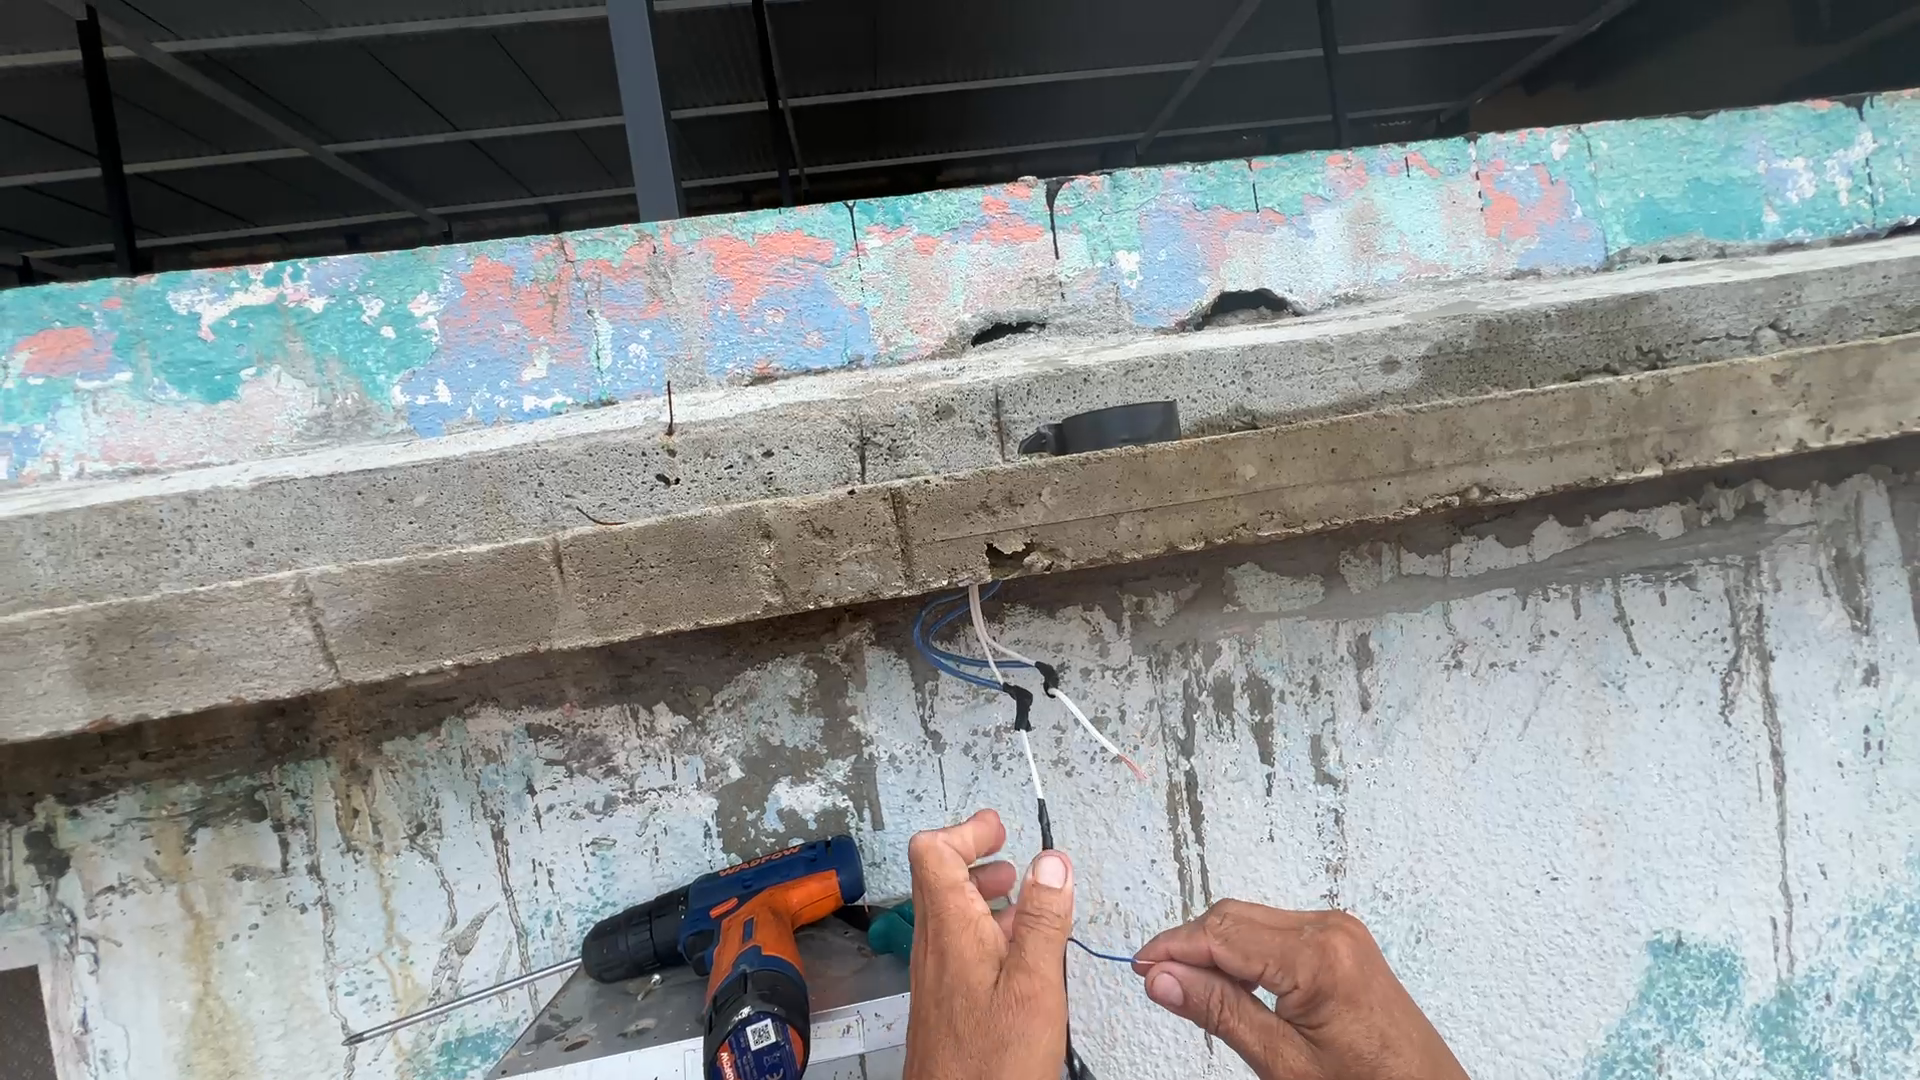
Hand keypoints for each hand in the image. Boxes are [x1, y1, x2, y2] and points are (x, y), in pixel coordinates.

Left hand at [901, 809, 1074, 1079]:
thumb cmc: (990, 1066)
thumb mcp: (1033, 986)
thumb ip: (1042, 920)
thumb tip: (1052, 862)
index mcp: (950, 928)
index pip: (932, 851)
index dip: (965, 830)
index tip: (997, 827)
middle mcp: (934, 943)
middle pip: (937, 874)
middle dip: (974, 851)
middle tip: (1004, 843)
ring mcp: (934, 971)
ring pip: (948, 907)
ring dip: (981, 887)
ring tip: (1018, 889)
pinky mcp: (943, 996)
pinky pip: (956, 939)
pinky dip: (984, 923)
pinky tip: (1015, 945)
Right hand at [1134, 901, 1467, 1079]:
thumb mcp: (1286, 1066)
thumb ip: (1219, 1012)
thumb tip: (1160, 977)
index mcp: (1318, 955)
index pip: (1221, 934)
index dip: (1172, 947)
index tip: (1138, 965)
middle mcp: (1329, 928)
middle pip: (1232, 918)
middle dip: (1191, 946)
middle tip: (1158, 981)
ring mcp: (1339, 931)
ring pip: (1249, 920)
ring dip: (1215, 947)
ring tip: (1191, 987)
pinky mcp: (1342, 942)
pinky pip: (1274, 931)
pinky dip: (1244, 951)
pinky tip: (1232, 982)